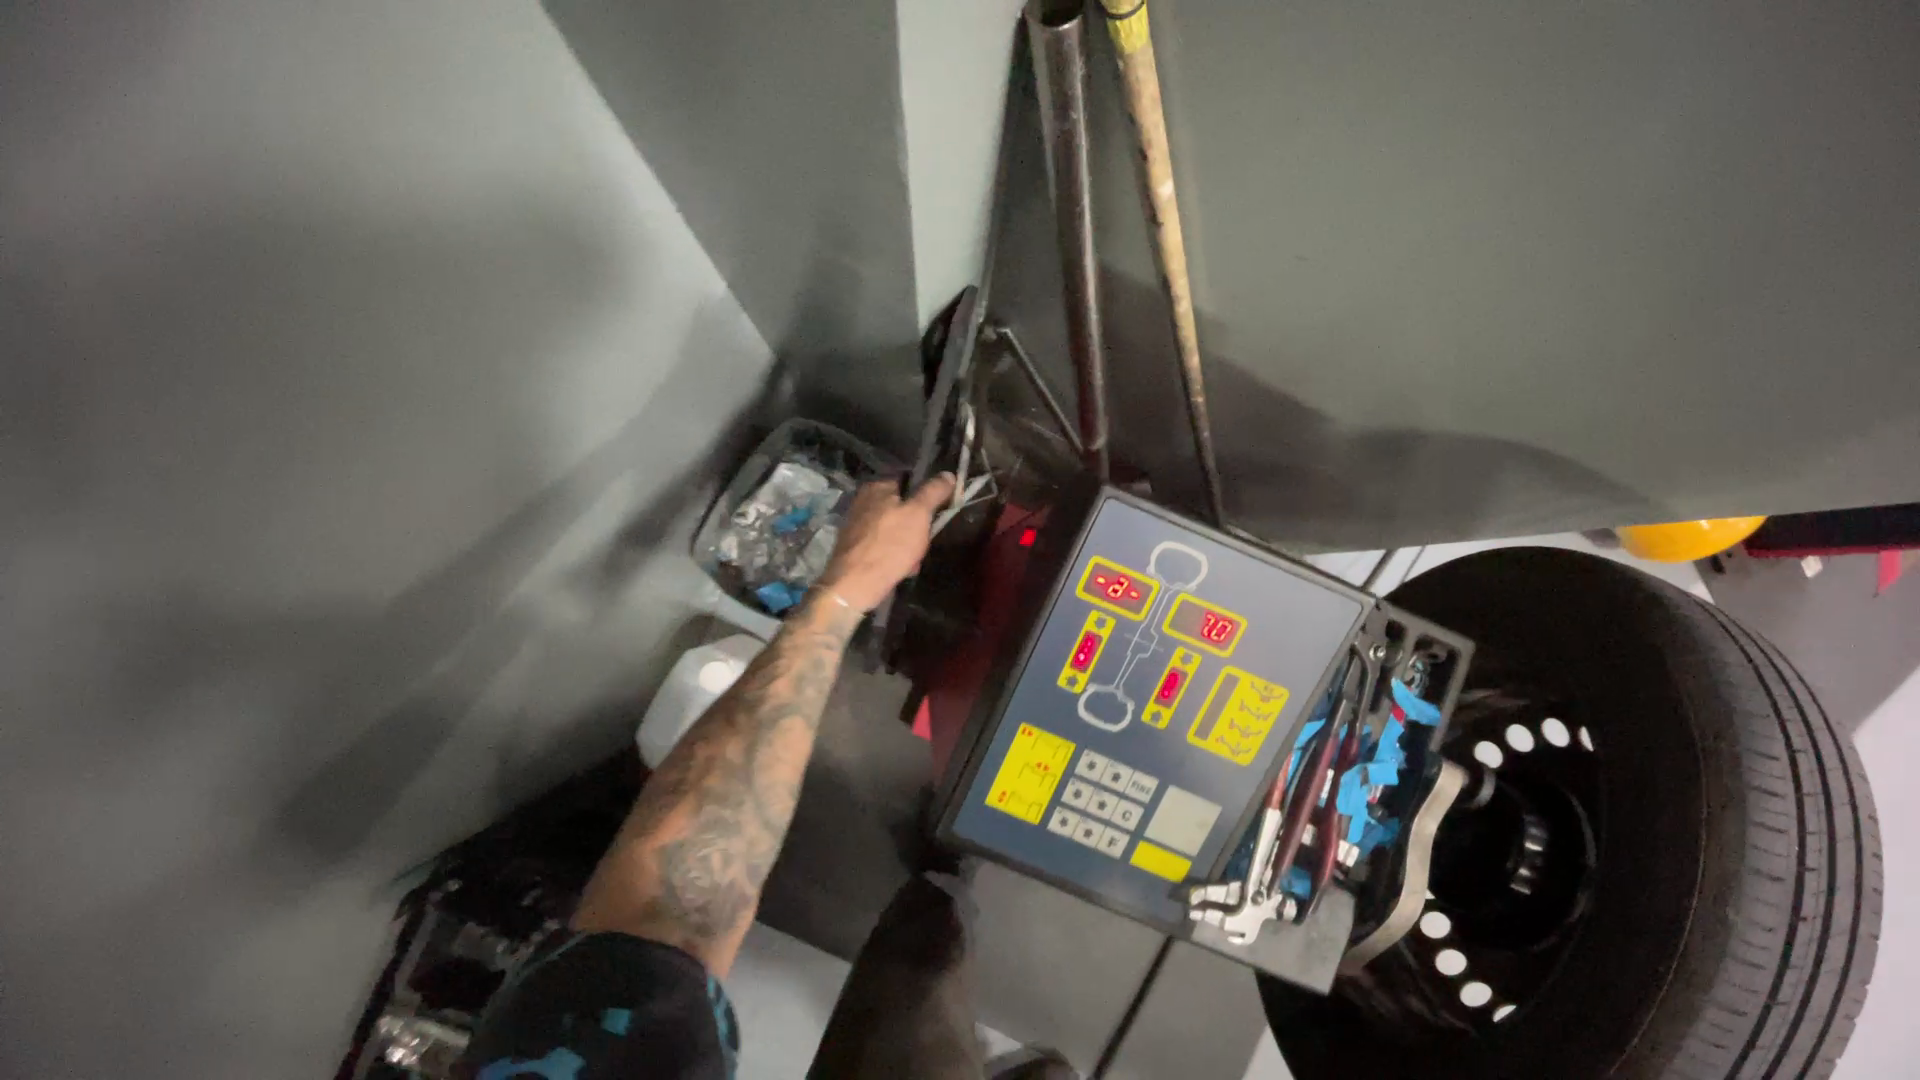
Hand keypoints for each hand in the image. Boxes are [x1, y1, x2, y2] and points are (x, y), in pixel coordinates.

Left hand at [817, 473, 957, 612]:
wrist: (855, 585)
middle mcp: (863, 501)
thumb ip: (933, 492)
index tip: (937, 515)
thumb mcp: (918, 514)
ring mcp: (857, 525)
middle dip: (918, 527)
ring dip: (908, 545)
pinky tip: (900, 568)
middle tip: (923, 543)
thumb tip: (948, 474)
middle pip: (903, 509)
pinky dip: (894, 556)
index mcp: (876, 487)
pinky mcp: (855, 547)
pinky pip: (884, 546)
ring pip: (896, 530)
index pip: (910, 483)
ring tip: (912, 561)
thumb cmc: (889, 545)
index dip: (927, 498)